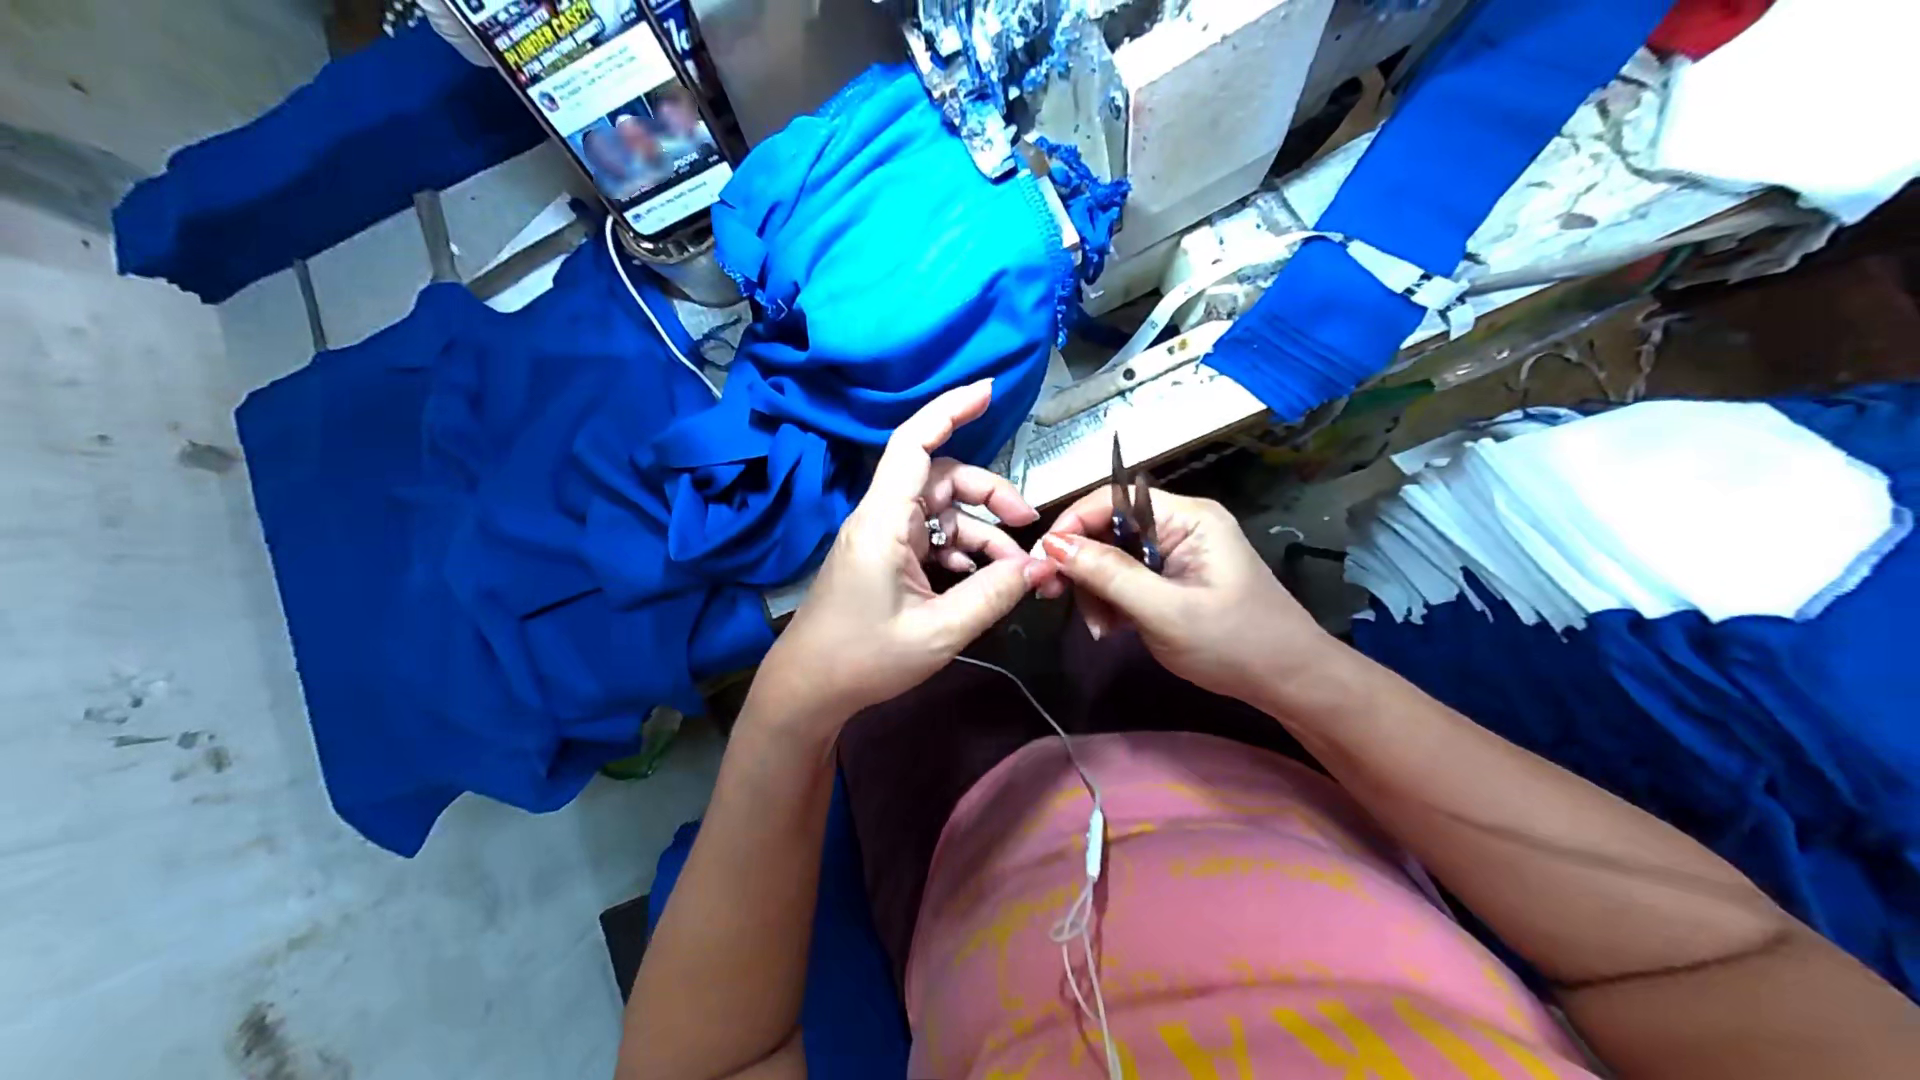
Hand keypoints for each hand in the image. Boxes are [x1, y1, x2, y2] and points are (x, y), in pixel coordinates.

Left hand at [754, 381, 1056, 727]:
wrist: (808, 691)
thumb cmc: (863, 659)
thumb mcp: (938, 631)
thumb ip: (993, 594)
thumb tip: (1041, 565)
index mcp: (884, 521)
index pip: (913, 444)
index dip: (949, 410)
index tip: (989, 390)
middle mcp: (881, 518)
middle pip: (942, 480)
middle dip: (990, 496)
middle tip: (1029, 525)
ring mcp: (882, 538)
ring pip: (942, 512)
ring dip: (982, 533)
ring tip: (1016, 570)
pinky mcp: (885, 558)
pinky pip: (932, 538)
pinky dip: (963, 551)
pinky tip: (983, 580)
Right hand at [1036, 486, 1332, 704]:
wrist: (1288, 681)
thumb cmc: (1234, 643)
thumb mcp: (1165, 610)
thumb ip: (1109, 574)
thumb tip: (1053, 545)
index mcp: (1187, 517)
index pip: (1113, 499)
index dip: (1073, 523)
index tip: (1045, 560)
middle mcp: (1178, 526)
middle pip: (1108, 529)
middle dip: (1081, 564)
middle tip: (1054, 596)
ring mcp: (1174, 553)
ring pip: (1111, 557)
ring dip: (1094, 591)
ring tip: (1099, 629)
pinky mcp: (1170, 579)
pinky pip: (1124, 579)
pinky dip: (1110, 603)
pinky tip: (1110, 630)